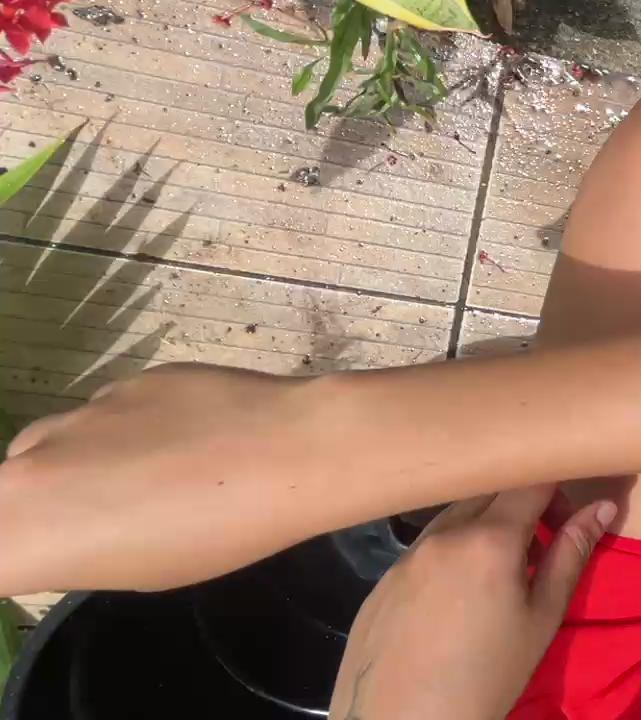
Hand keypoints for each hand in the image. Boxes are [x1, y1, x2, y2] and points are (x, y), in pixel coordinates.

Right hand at [0, 364, 318, 593]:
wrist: (303, 448)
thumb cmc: (225, 529)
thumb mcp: (135, 568)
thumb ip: (72, 547)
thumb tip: (64, 527)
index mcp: (10, 540)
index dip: (22, 548)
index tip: (58, 543)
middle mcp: (18, 475)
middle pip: (4, 493)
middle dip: (39, 504)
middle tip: (108, 508)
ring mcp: (80, 417)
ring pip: (50, 443)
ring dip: (84, 457)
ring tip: (164, 464)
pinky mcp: (134, 380)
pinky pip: (115, 407)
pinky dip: (140, 421)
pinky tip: (198, 426)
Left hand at [330, 486, 612, 719]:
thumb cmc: (487, 676)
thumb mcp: (543, 615)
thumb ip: (572, 551)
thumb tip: (603, 505)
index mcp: (489, 538)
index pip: (533, 480)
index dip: (559, 489)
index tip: (569, 519)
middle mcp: (443, 535)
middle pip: (494, 490)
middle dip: (524, 504)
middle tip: (541, 545)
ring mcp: (404, 559)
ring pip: (457, 515)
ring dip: (486, 525)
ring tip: (498, 574)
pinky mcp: (377, 585)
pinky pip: (426, 547)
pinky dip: (452, 552)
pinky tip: (455, 600)